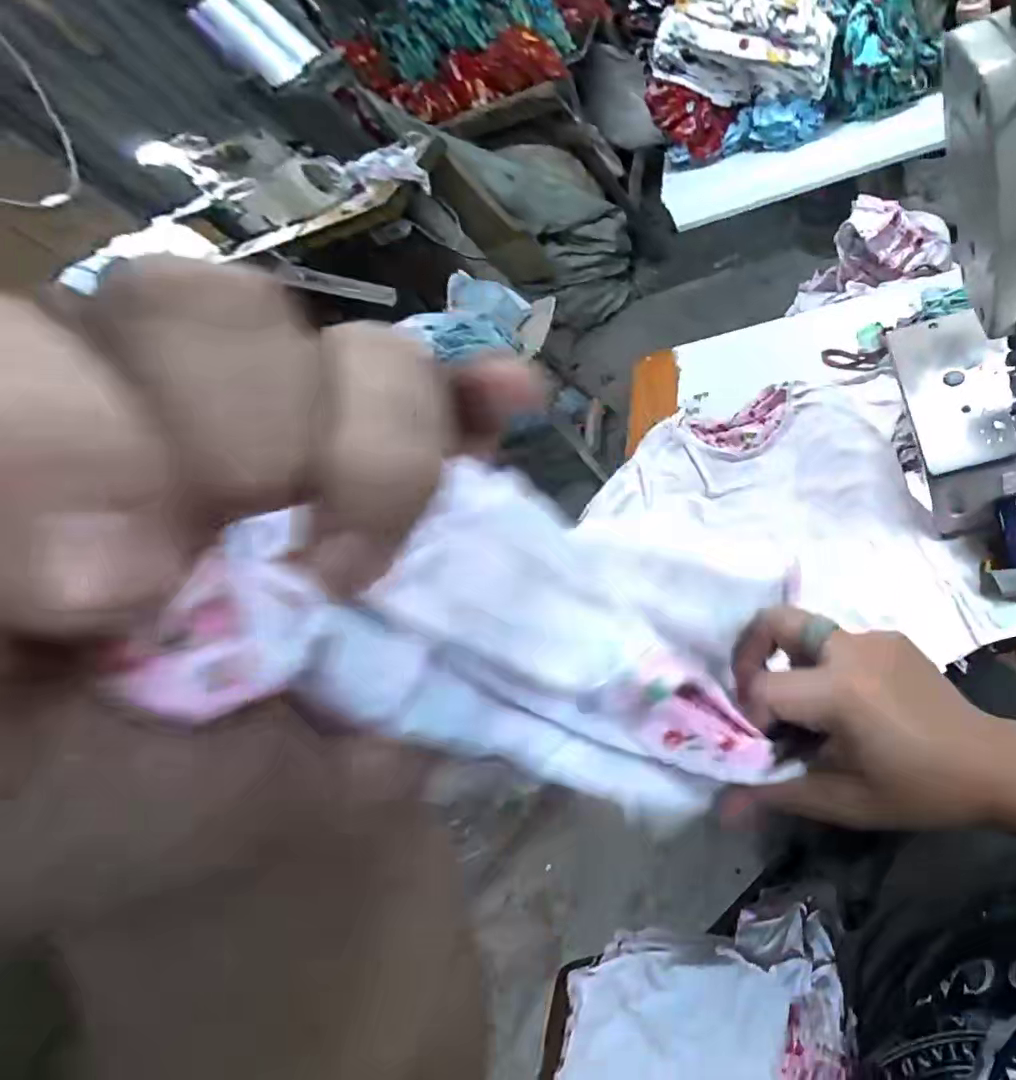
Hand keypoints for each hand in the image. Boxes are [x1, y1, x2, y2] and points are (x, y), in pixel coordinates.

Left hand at [0, 256, 540, 930]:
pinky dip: (490, 398)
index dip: (80, 444)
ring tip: (363, 572)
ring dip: (387, 458)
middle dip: (251, 440)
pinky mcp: (433, 482)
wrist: (240, 827)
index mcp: (29, 451)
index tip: (114, 605)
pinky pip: (473, 400)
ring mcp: (324, 442)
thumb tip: (143, 552)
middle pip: (213, 308)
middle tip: (270, 575)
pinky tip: (514, 401)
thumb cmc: (72, 801)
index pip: (24, 336)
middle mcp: (169, 412)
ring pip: (368, 353)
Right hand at [729, 607, 1015, 829]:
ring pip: (811, 632)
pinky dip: (828, 666)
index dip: (750, 720)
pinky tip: (851, 708)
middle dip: (750, 652)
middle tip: (754, 696)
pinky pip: (844, 642)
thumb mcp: (846, 800)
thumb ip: (778, 793)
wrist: (987, 761)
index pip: (761, 688)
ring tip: (810, 714)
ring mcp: (878, 637)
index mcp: (840, 688)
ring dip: (793, 665)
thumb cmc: (918, 788)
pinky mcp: (895, 639)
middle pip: (777, 620)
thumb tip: (721, 806)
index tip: (770, 749)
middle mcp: (854, 647)